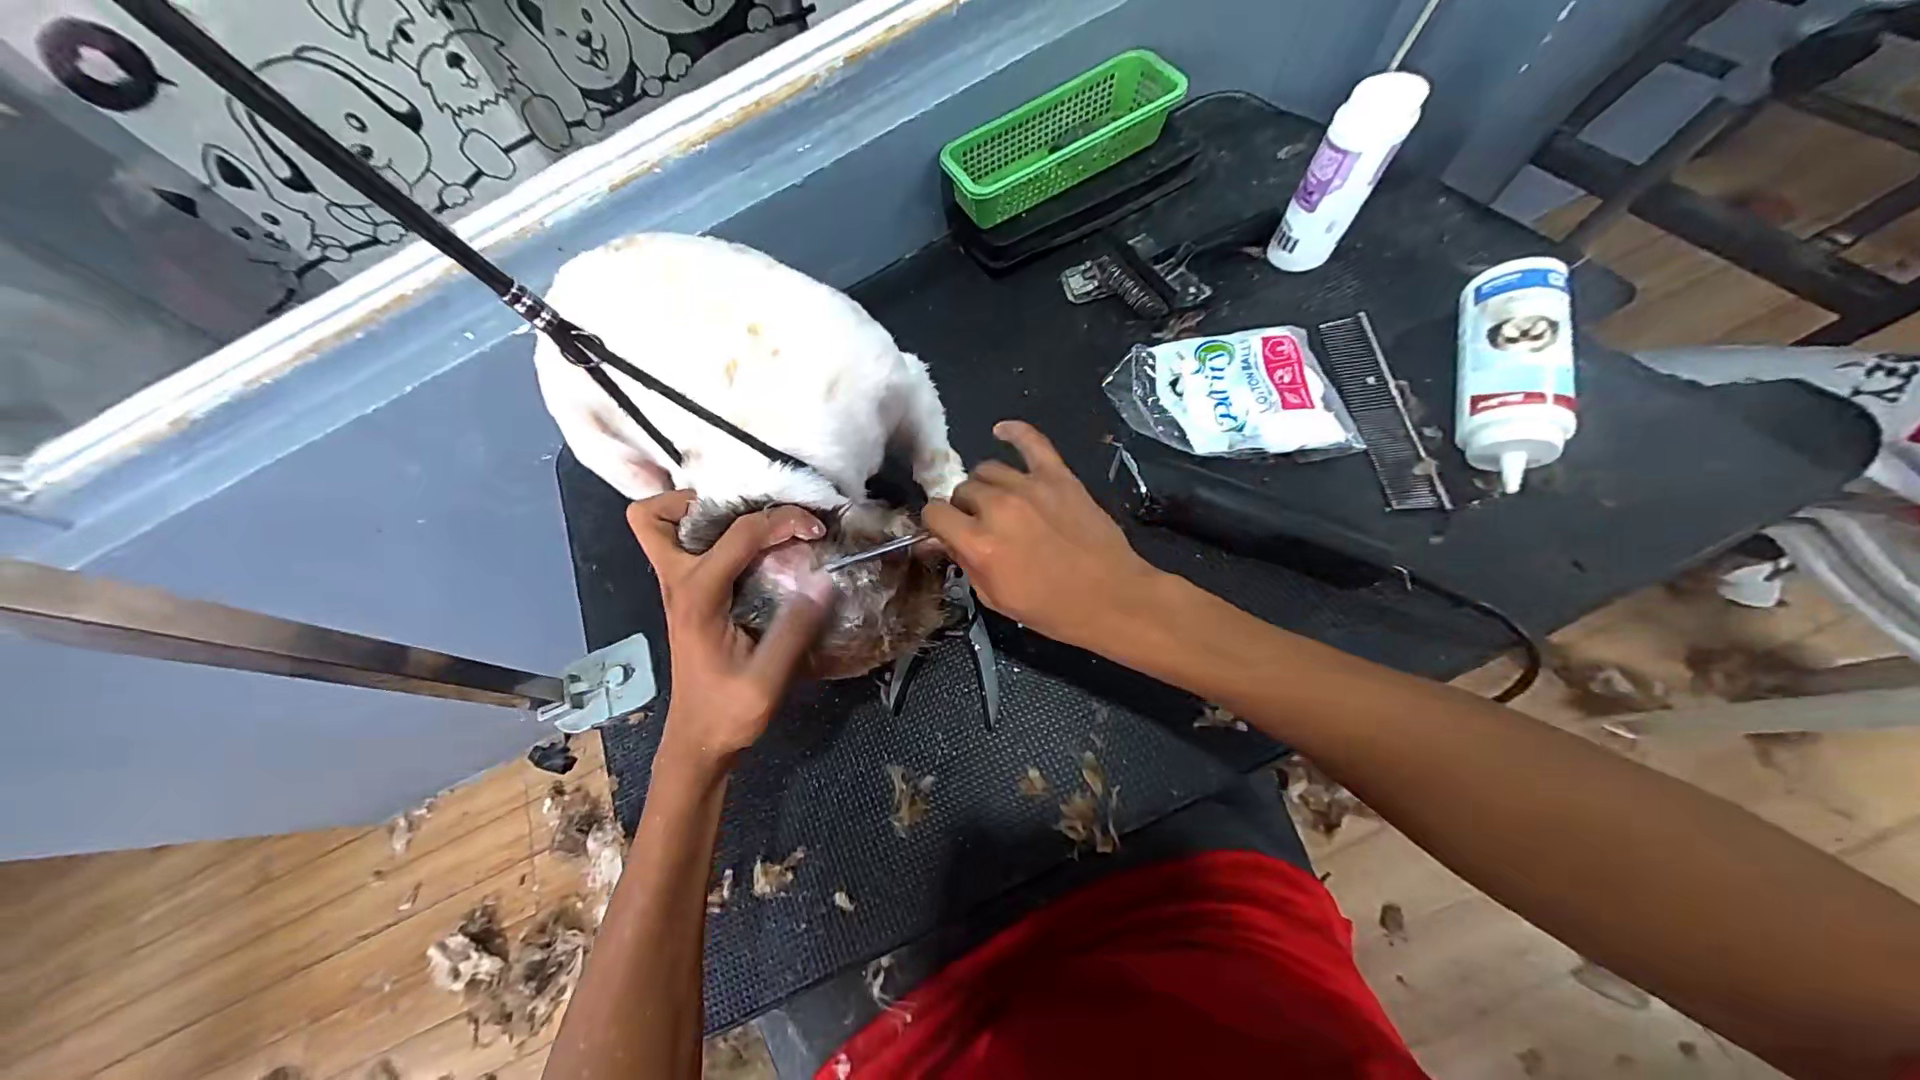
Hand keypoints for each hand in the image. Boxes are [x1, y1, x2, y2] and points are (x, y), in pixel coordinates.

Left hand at [627, 493, 830, 772]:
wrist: (699, 741)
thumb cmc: (729, 713)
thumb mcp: (768, 678)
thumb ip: (795, 629)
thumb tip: (825, 580)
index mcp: (698, 596)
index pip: (739, 534)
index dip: (782, 521)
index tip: (815, 529)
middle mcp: (678, 583)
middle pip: (653, 516)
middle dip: (701, 499)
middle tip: (754, 511)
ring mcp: (677, 589)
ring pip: (660, 527)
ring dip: (700, 513)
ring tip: (754, 524)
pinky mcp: (688, 597)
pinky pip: (683, 547)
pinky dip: (710, 534)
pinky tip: (752, 547)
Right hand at [923, 421, 1162, 647]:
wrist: (1111, 597)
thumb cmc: (1051, 609)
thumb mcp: (995, 598)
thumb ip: (965, 562)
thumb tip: (942, 540)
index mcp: (979, 543)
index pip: (935, 513)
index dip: (936, 524)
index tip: (946, 531)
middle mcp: (999, 508)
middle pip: (962, 490)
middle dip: (964, 508)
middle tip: (981, 526)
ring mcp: (1030, 487)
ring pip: (988, 469)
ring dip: (986, 486)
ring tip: (999, 502)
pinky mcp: (1058, 477)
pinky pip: (1031, 442)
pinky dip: (1015, 432)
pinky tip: (1001, 431)